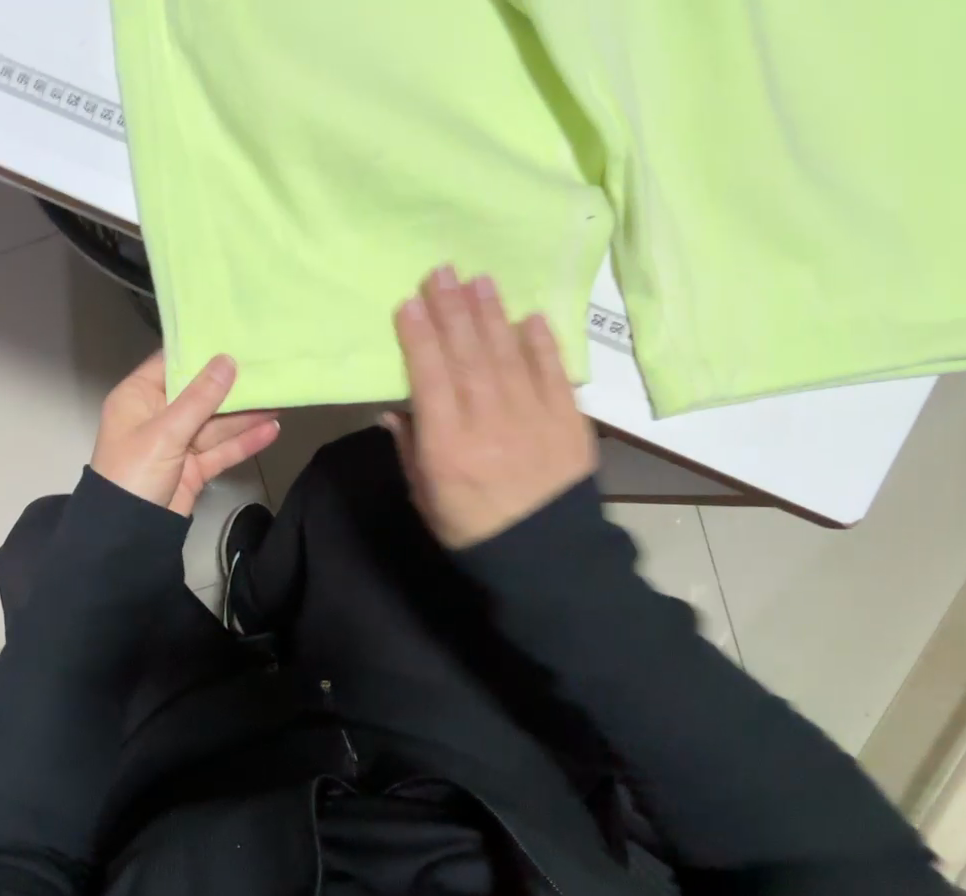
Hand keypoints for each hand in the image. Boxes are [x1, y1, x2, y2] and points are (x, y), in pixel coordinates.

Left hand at [91, 352, 280, 515]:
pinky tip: (271, 429)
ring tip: (281, 397)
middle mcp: (157, 416)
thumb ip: (199, 397)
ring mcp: (176, 444)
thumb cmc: (135, 472)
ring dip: (246, 414)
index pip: (171, 364)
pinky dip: (244, 442)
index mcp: (138, 398)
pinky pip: (221, 450)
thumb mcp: (165, 431)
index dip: (201, 351)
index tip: (234, 336)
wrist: (127, 533)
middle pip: (199, 394)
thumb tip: (227, 360)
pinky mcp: (193, 468)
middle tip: (269, 366)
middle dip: (232, 385)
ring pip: (215, 423)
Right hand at [385, 266, 596, 547]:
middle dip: (452, 310)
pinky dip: (541, 343)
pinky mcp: (568, 419)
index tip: (408, 304)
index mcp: (448, 445)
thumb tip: (397, 407)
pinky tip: (528, 317)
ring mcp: (533, 416)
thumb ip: (411, 448)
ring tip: (479, 280)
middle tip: (442, 272)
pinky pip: (553, 372)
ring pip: (508, 354)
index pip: (431, 377)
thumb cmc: (469, 527)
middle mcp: (489, 422)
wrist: (542, 554)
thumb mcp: (424, 494)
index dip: (419, 337)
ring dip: (492, 314)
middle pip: (468, 355)